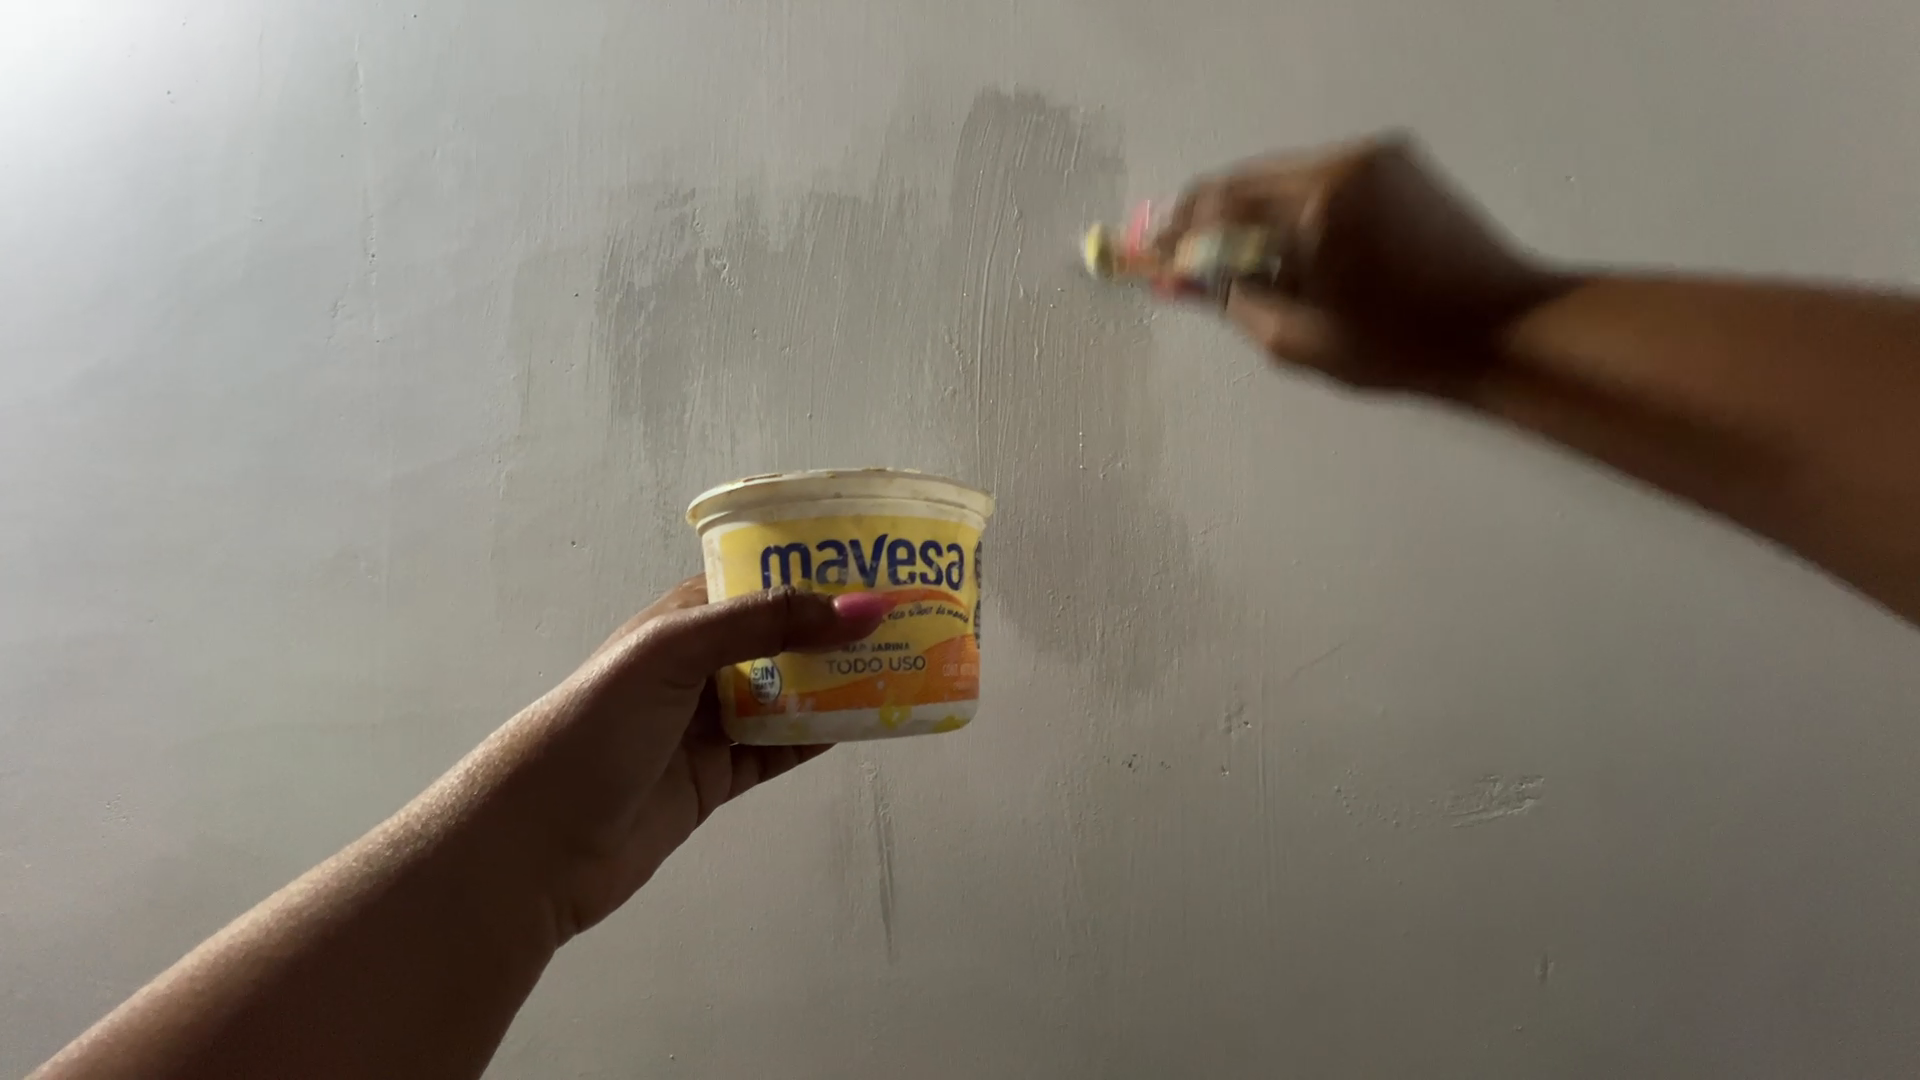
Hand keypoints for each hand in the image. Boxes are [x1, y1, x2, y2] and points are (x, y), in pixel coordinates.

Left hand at [465, 578, 886, 941]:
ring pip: (792, 694)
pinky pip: (785, 747)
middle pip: (784, 639)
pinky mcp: (721, 776)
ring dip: (840, 683)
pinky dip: (824, 735)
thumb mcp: (675, 652)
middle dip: (837, 630)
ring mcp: (712, 723)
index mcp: (684, 621)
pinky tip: (870, 723)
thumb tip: (865, 608)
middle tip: (906, 619)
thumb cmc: (597, 727)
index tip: (877, 567)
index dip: (815, 572)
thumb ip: (767, 624)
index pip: (761, 582)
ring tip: (902, 667)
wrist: (535, 850)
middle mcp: (701, 666)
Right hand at [1155, 134, 1566, 393]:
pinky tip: (1278, 244)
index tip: (1151, 260)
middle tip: (1179, 259)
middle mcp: (1342, 163)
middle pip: (1243, 180)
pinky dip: (1283, 207)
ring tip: (1226, 260)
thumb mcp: (1294, 337)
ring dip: (1243, 212)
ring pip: (1277, 176)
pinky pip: (1314, 178)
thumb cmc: (1391, 347)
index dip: (1177, 236)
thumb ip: (1229, 300)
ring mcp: (1373, 155)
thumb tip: (1174, 282)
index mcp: (1316, 207)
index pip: (1219, 208)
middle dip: (1204, 220)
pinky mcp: (1395, 161)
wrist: (1500, 326)